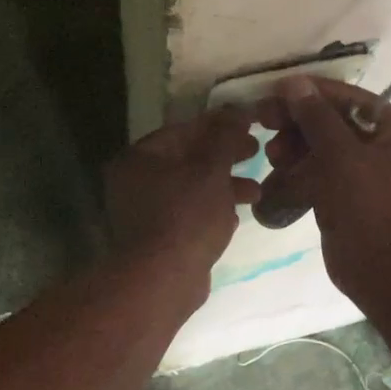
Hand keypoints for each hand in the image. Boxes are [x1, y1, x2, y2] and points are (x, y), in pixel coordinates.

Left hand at [104, 107, 259, 282]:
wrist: (163, 281)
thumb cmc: (186, 216)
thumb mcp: (211, 169)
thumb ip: (225, 136)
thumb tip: (236, 108)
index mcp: (139, 157)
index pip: (183, 130)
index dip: (219, 125)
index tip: (250, 125)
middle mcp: (133, 181)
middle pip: (186, 159)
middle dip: (224, 156)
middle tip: (257, 152)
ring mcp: (143, 212)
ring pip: (189, 188)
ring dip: (223, 186)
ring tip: (257, 192)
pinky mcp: (156, 239)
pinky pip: (187, 215)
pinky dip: (211, 211)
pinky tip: (236, 217)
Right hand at [257, 77, 390, 304]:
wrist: (383, 272)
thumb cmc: (369, 206)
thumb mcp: (341, 155)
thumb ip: (316, 118)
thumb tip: (293, 84)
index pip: (351, 100)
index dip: (315, 92)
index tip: (280, 91)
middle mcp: (381, 153)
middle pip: (333, 125)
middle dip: (298, 123)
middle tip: (265, 121)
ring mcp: (362, 180)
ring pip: (321, 152)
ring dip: (294, 149)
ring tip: (271, 156)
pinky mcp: (344, 202)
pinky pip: (317, 178)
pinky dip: (296, 174)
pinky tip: (275, 177)